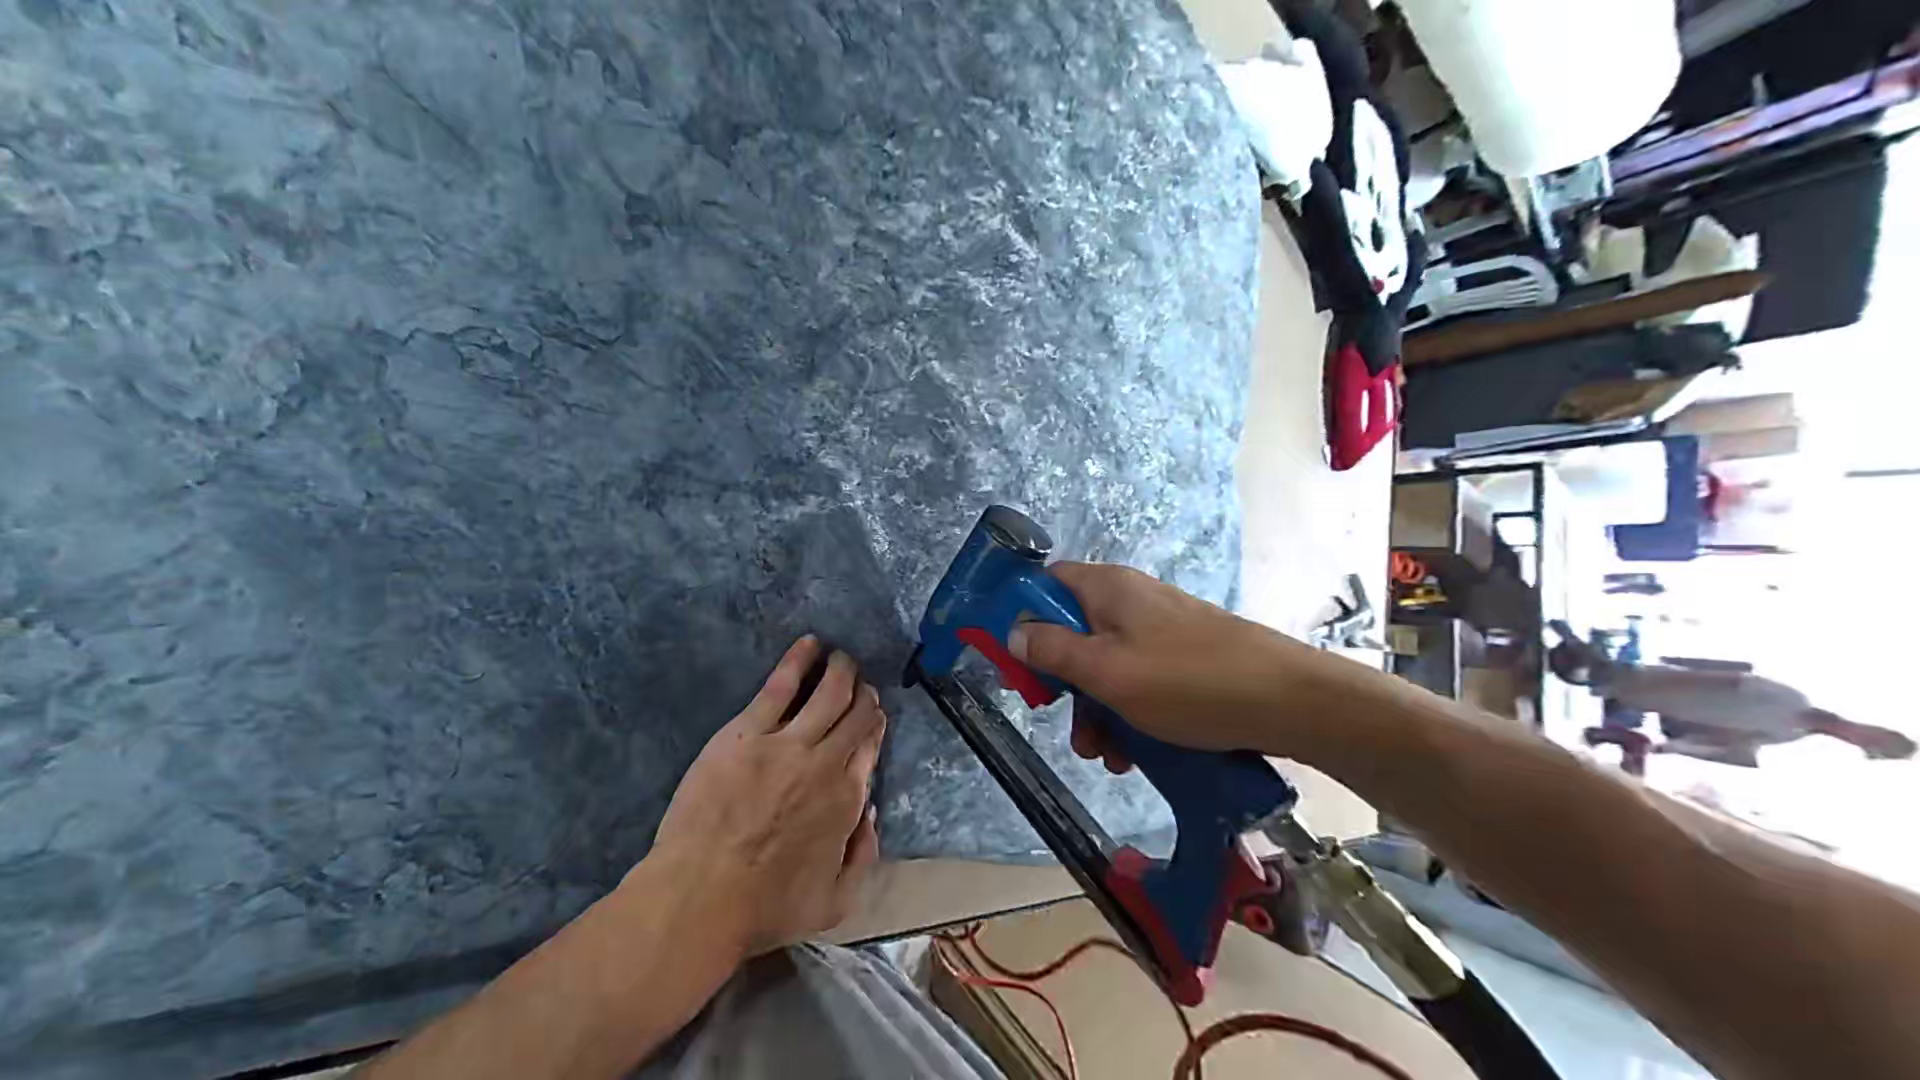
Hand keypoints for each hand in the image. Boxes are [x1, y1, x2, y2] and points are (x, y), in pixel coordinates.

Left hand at [642, 635, 884, 957]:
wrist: (700, 898)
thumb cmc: (765, 906)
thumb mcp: (834, 901)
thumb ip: (863, 854)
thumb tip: (869, 811)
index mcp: (847, 798)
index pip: (870, 746)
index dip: (874, 725)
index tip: (873, 715)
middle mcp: (826, 762)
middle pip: (857, 713)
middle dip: (864, 693)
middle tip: (860, 684)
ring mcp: (787, 742)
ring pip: (828, 692)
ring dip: (841, 670)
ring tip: (842, 657)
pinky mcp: (747, 732)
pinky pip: (781, 686)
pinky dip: (800, 661)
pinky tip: (809, 644)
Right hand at [1007, 562, 1338, 768]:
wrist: (1289, 701)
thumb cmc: (1186, 681)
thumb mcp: (1106, 671)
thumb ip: (1053, 650)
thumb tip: (1014, 630)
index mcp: (1106, 589)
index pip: (1045, 583)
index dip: (1022, 616)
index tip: (1014, 660)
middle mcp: (1130, 600)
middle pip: (1073, 630)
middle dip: (1063, 682)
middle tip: (1061, 720)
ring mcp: (1160, 629)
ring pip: (1106, 663)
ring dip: (1096, 709)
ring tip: (1106, 755)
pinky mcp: (1183, 657)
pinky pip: (1139, 679)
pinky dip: (1129, 712)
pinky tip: (1136, 752)